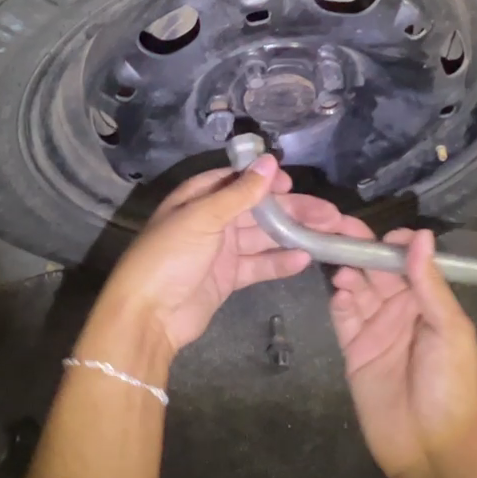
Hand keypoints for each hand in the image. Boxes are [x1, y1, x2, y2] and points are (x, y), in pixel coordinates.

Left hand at [96, 154, 349, 354]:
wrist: (147, 316)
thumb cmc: (169, 256)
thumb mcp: (203, 217)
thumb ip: (240, 193)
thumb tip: (270, 161)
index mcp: (198, 197)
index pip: (238, 180)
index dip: (265, 180)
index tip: (293, 183)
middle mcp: (211, 219)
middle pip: (257, 209)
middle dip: (291, 210)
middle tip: (328, 213)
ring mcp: (220, 250)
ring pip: (262, 236)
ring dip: (292, 235)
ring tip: (327, 234)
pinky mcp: (228, 278)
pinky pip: (258, 265)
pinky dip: (279, 262)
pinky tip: (304, 259)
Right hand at [330, 228, 476, 477]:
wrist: (431, 451)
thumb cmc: (451, 387)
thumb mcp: (450, 331)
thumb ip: (430, 283)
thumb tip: (421, 233)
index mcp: (429, 302)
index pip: (408, 260)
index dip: (393, 243)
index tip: (380, 232)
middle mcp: (401, 309)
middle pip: (377, 269)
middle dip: (361, 248)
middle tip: (338, 229)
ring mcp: (376, 328)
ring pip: (357, 287)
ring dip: (347, 271)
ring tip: (338, 263)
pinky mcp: (354, 349)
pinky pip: (343, 316)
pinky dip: (338, 300)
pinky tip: (338, 292)